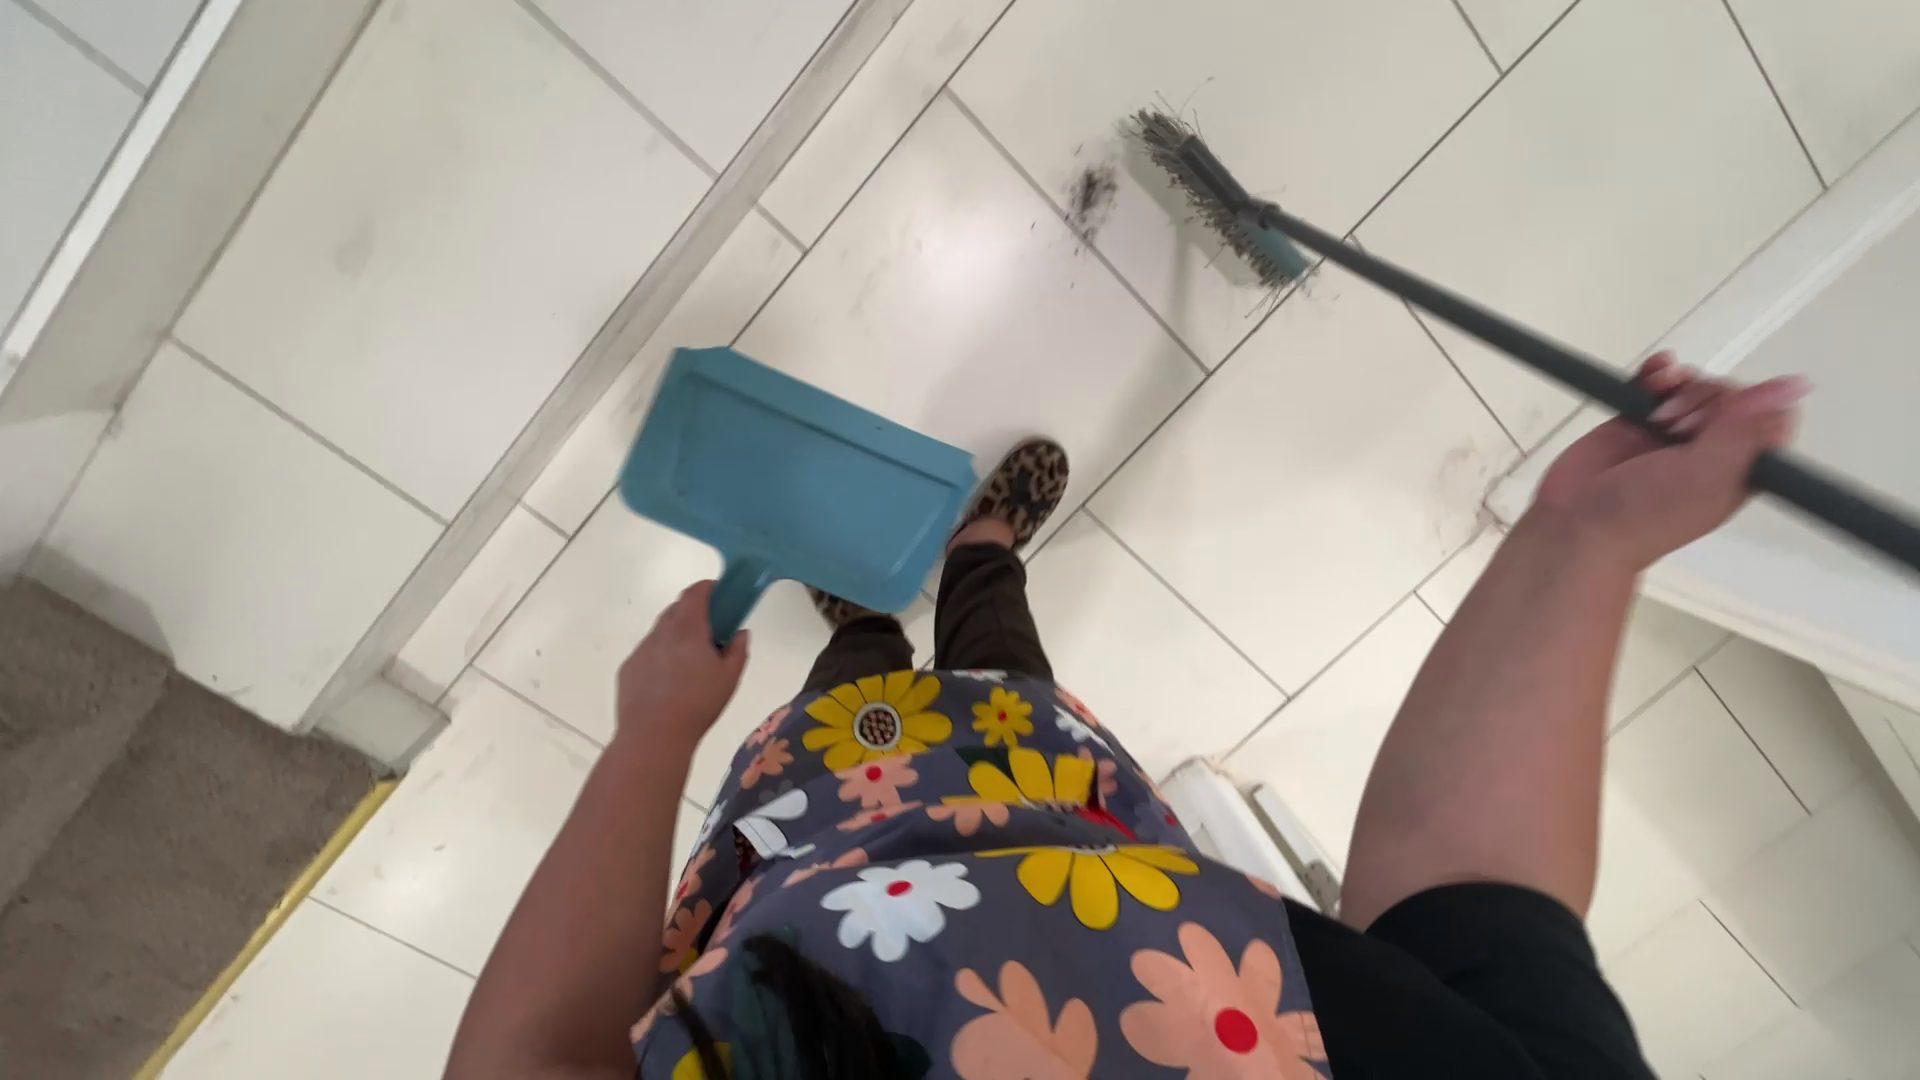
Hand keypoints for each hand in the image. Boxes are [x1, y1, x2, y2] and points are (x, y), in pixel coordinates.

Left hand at [615, 581, 749, 752]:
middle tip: (710, 630)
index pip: (694, 594)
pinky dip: (661, 655)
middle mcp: (661, 634)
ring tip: (690, 662)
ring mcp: (641, 650)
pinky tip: (669, 681)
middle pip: (676, 609)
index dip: (706, 588)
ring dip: (677, 635)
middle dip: (693, 611)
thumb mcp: (730, 678)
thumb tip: (740, 632)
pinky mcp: (628, 668)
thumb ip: (738, 650)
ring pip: (661, 631)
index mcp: (688, 630)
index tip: (718, 591)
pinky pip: (648, 652)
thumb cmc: (698, 705)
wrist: (653, 736)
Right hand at [1532, 352, 1807, 569]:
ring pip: (1693, 387)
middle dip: (1705, 399)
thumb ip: (1744, 429)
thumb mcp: (1705, 475)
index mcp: (1741, 464)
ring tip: (1653, 410)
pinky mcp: (1631, 424)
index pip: (1771, 414)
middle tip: (1674, 428)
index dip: (1750, 405)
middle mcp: (1710, 446)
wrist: (1573, 527)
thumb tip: (1797, 383)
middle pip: (1732, 395)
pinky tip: (1656, 369)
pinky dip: (1657, 372)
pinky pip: (1652, 387)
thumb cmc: (1643, 512)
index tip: (1717, 421)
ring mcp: (1668, 433)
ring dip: (1681, 385)